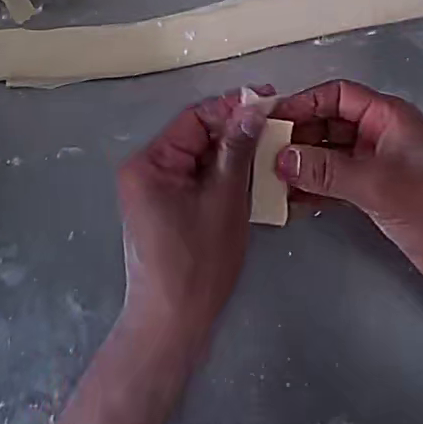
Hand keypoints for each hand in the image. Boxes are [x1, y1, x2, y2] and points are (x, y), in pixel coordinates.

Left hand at [115, 86, 268, 345]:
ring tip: (271, 144)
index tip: (268, 98)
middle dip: (236, 128)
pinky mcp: (169, 205)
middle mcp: (147, 169)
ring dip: (234, 151)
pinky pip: (200, 176)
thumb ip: (237, 149)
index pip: (195, 118)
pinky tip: (253, 171)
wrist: (174, 325)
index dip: (232, 106)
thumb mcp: (224, 199)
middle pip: (198, 135)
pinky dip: (225, 173)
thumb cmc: (198, 263)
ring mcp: (156, 189)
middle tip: (275, 122)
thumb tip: (254, 107)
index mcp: (150, 162)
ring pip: (202, 155)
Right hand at [272, 80, 422, 297]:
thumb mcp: (378, 184)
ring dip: (302, 164)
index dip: (305, 102)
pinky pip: (336, 181)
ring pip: (330, 154)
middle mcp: (380, 134)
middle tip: (262, 152)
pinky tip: (289, 201)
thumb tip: (280, 159)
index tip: (272, 120)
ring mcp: (377, 164)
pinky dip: (315, 188)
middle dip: (298, 136)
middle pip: (330, 123)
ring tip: (269, 178)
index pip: (338, 95)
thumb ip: (327, 171)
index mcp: (388, 116)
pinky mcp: (375, 193)